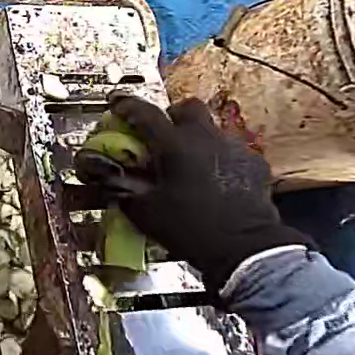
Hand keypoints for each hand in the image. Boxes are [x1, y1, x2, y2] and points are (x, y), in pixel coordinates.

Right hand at [74, 95, 306, 293]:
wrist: (245, 249)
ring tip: (188, 162)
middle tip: (161, 136)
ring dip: (196, 138)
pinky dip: (219, 158)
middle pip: (185, 108)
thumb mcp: (144, 211)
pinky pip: (232, 150)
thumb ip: (120, 187)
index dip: (125, 106)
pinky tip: (214, 180)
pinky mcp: (254, 164)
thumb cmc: (190, 229)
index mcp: (174, 144)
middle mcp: (205, 137)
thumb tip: (100, 173)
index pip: (143, 112)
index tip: (115, 105)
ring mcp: (234, 148)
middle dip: (171, 116)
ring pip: (211, 128)